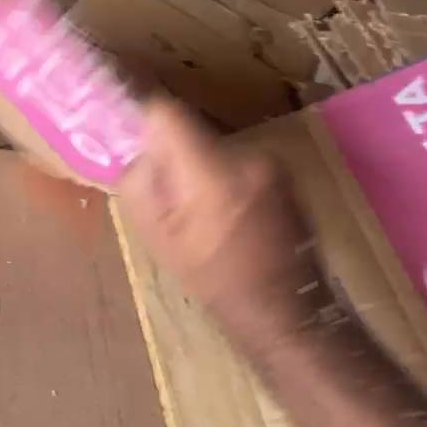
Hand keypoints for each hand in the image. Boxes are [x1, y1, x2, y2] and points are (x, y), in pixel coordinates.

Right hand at [117, 102, 324, 350]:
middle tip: (168, 190)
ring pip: (215, 147)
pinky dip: (227, 177)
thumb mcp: (155, 236)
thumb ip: (138, 181)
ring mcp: (273, 166)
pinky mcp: (289, 177)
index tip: (137, 142)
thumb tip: (136, 149)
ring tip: (201, 208)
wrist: (289, 315)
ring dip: (201, 166)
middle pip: (191, 130)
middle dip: (175, 153)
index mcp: (210, 171)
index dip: (146, 122)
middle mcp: (246, 158)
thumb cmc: (213, 279)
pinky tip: (229, 215)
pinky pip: (239, 162)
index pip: (167, 111)